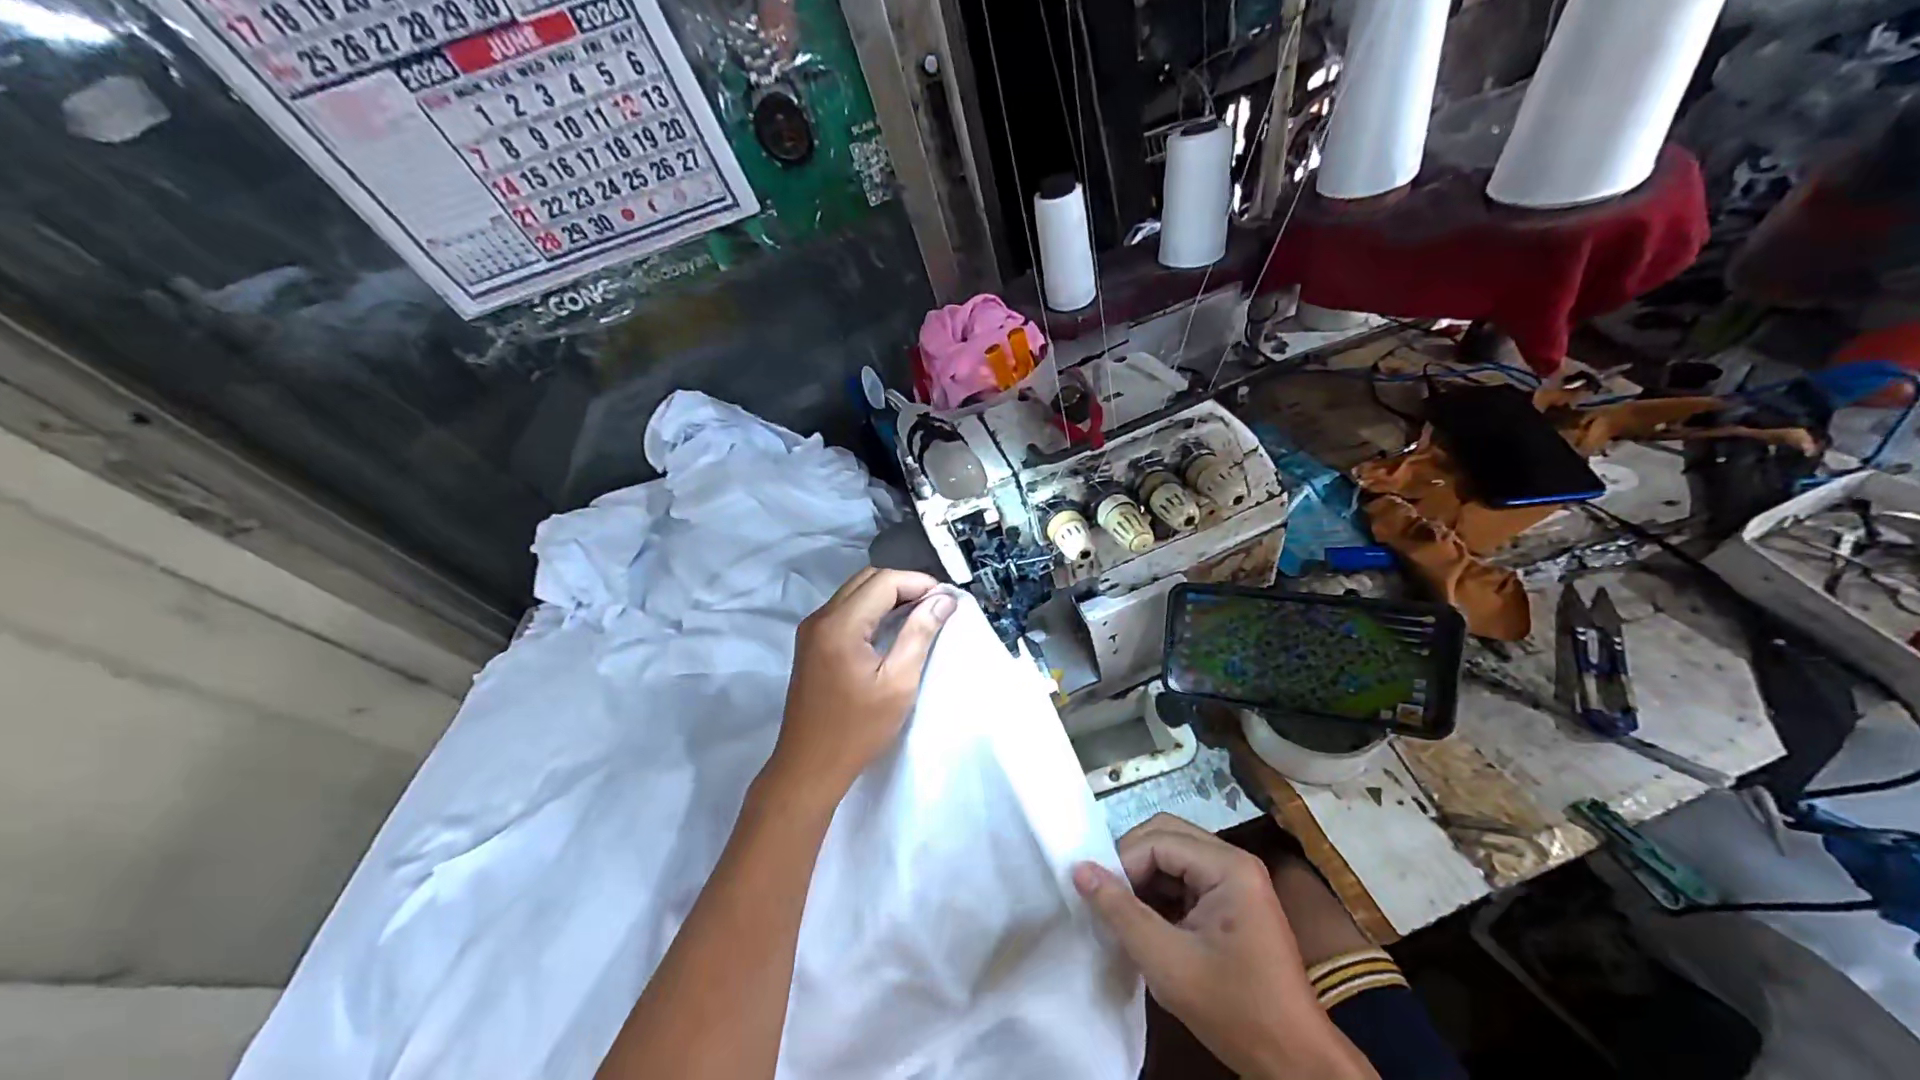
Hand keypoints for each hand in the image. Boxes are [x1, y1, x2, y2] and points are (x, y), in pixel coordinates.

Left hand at [768, 568, 956, 801]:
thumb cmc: (858, 730)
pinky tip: (892, 627)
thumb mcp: (898, 683)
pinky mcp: (811, 642)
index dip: (918, 582)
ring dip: (888, 594)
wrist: (809, 766)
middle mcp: (820, 618)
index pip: (884, 581)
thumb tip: (943, 600)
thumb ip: (920, 634)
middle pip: (867, 579)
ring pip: (855, 591)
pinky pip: (845, 608)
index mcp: (840, 625)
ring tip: (920, 614)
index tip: (946, 599)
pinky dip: (871, 608)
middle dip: (904, 584)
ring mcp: (811, 629)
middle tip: (935, 605)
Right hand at [1073, 815, 1376, 1079]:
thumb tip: (1079, 869)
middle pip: (1165, 837)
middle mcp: (1234, 862)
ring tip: (1122, 915)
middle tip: (1107, 899)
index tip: (1100, 899)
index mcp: (1228, 866)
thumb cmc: (1234, 1008)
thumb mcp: (1167, 962)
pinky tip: (1145, 925)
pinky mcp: (1231, 903)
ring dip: (1143, 880)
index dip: (1123, 864)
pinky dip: (1158, 896)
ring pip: (1172, 858)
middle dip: (1131, 864)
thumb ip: (1120, 911)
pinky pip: (1184, 880)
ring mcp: (1235, 881)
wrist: (1293, 1062)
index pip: (1158, 840)